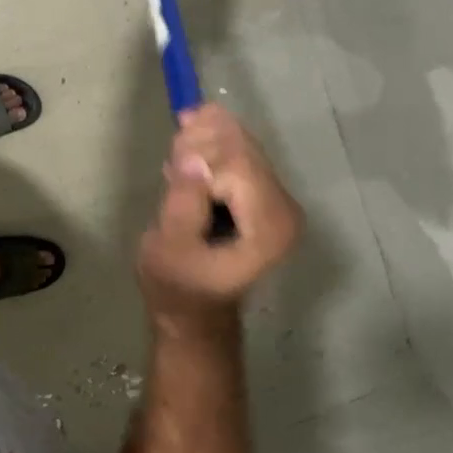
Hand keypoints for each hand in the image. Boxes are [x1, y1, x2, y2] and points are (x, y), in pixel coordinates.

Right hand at [137, 105, 301, 331]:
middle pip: (243, 150)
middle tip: (170, 156)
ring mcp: (278, 202)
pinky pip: (240, 155)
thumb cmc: (178, 288)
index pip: (237, 168)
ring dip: (205, 140)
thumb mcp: (169, 250)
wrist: (195, 312)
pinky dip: (212, 147)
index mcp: (268, 229)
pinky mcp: (265, 196)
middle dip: (203, 141)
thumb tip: (193, 160)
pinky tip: (188, 152)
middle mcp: (284, 210)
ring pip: (242, 146)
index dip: (200, 160)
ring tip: (175, 154)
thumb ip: (184, 205)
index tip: (170, 172)